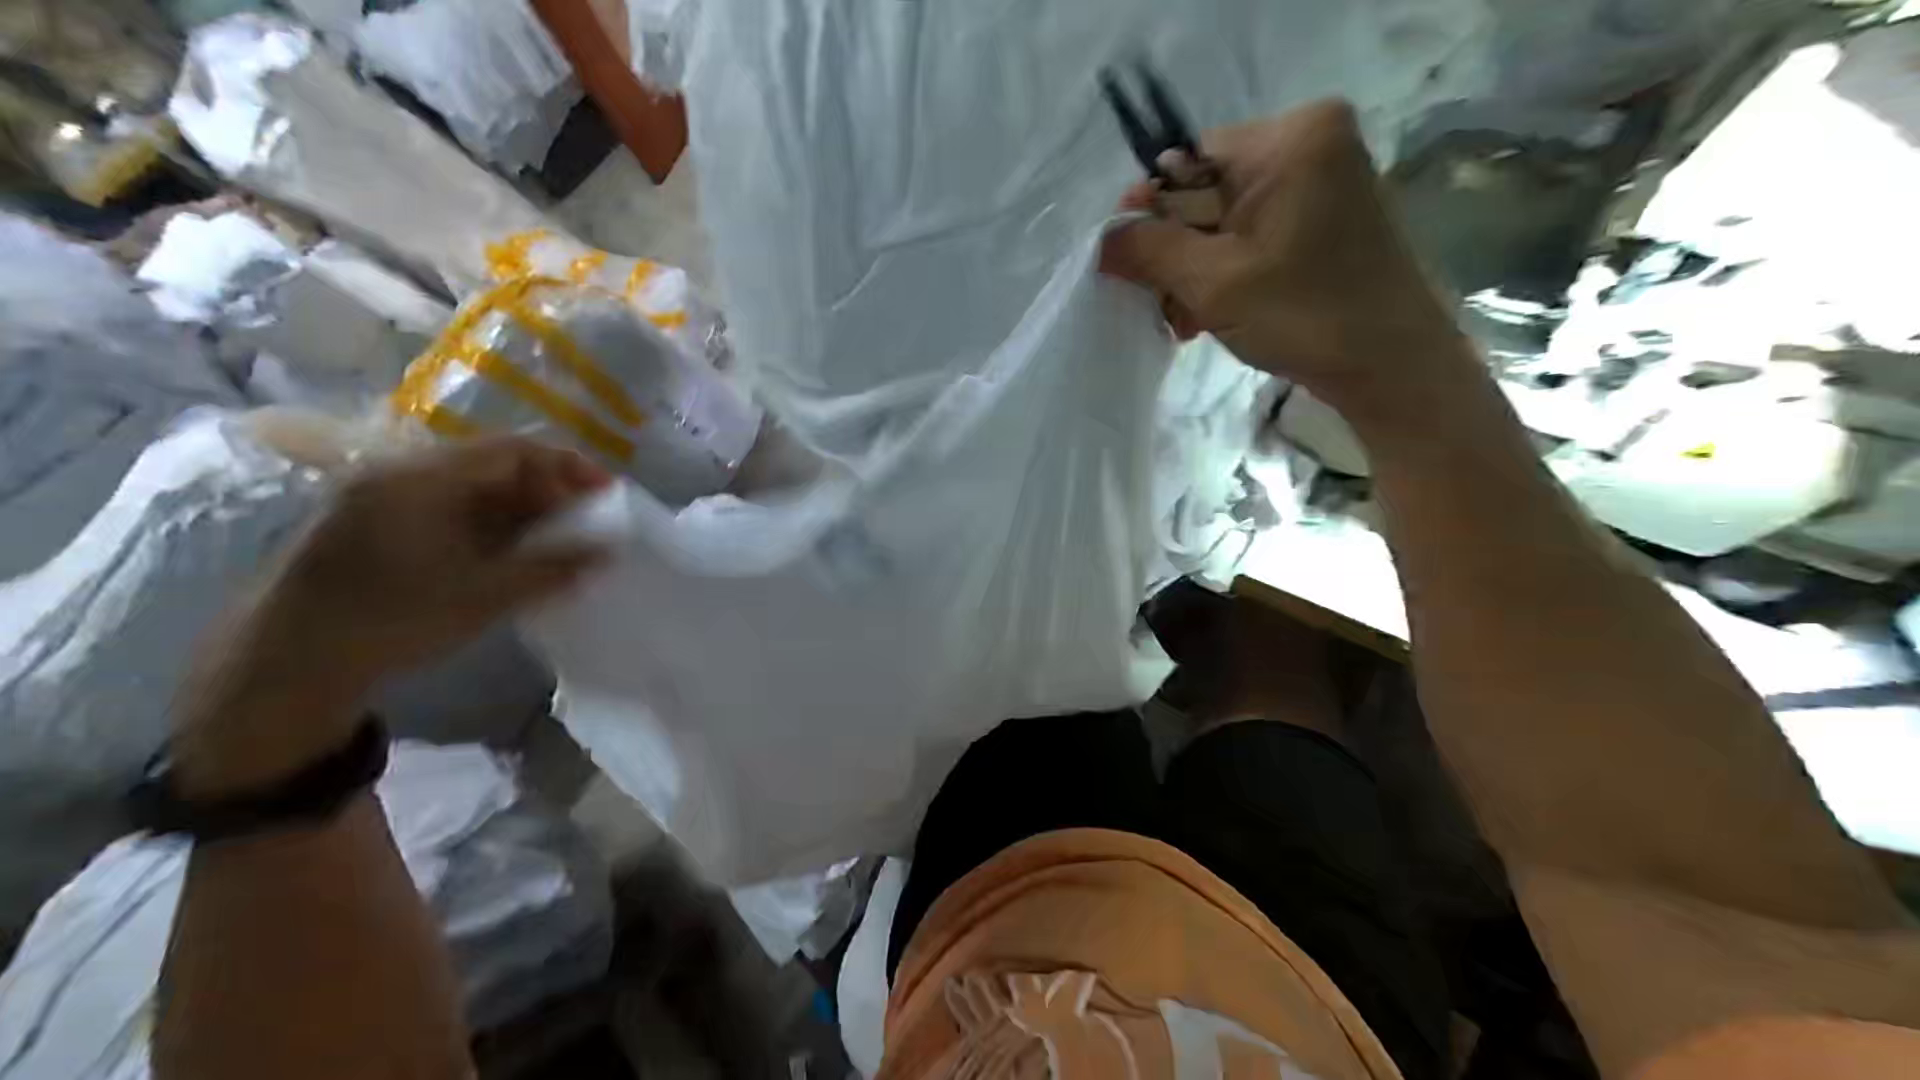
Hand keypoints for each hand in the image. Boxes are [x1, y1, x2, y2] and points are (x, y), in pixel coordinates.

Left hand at [174, 438, 610, 795]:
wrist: (286, 664)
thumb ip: (553, 568)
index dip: (569, 466)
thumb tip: (609, 550)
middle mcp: (403, 474)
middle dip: (550, 490)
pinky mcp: (381, 524)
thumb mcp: (484, 596)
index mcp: (424, 478)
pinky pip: (453, 509)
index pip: (514, 450)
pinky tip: (515, 553)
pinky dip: (493, 525)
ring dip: (524, 510)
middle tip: (588, 522)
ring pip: (476, 489)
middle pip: (496, 465)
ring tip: (560, 541)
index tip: (607, 493)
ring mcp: (387, 498)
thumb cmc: (392, 620)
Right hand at [1101, 100, 1476, 422]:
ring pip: (1223, 220)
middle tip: (1161, 303)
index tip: (1129, 264)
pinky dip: (1223, 273)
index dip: (1150, 212)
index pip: (1188, 161)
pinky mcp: (1323, 218)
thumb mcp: (1212, 284)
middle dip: (1175, 251)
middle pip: (1205, 191)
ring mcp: (1321, 181)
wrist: (1391, 365)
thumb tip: (1101, 238)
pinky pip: (1251, 236)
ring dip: (1194, 271)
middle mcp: (1309, 143)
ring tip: (1185, 319)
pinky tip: (1207, 314)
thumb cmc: (1304, 315)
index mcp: (1289, 138)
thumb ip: (1149, 251)